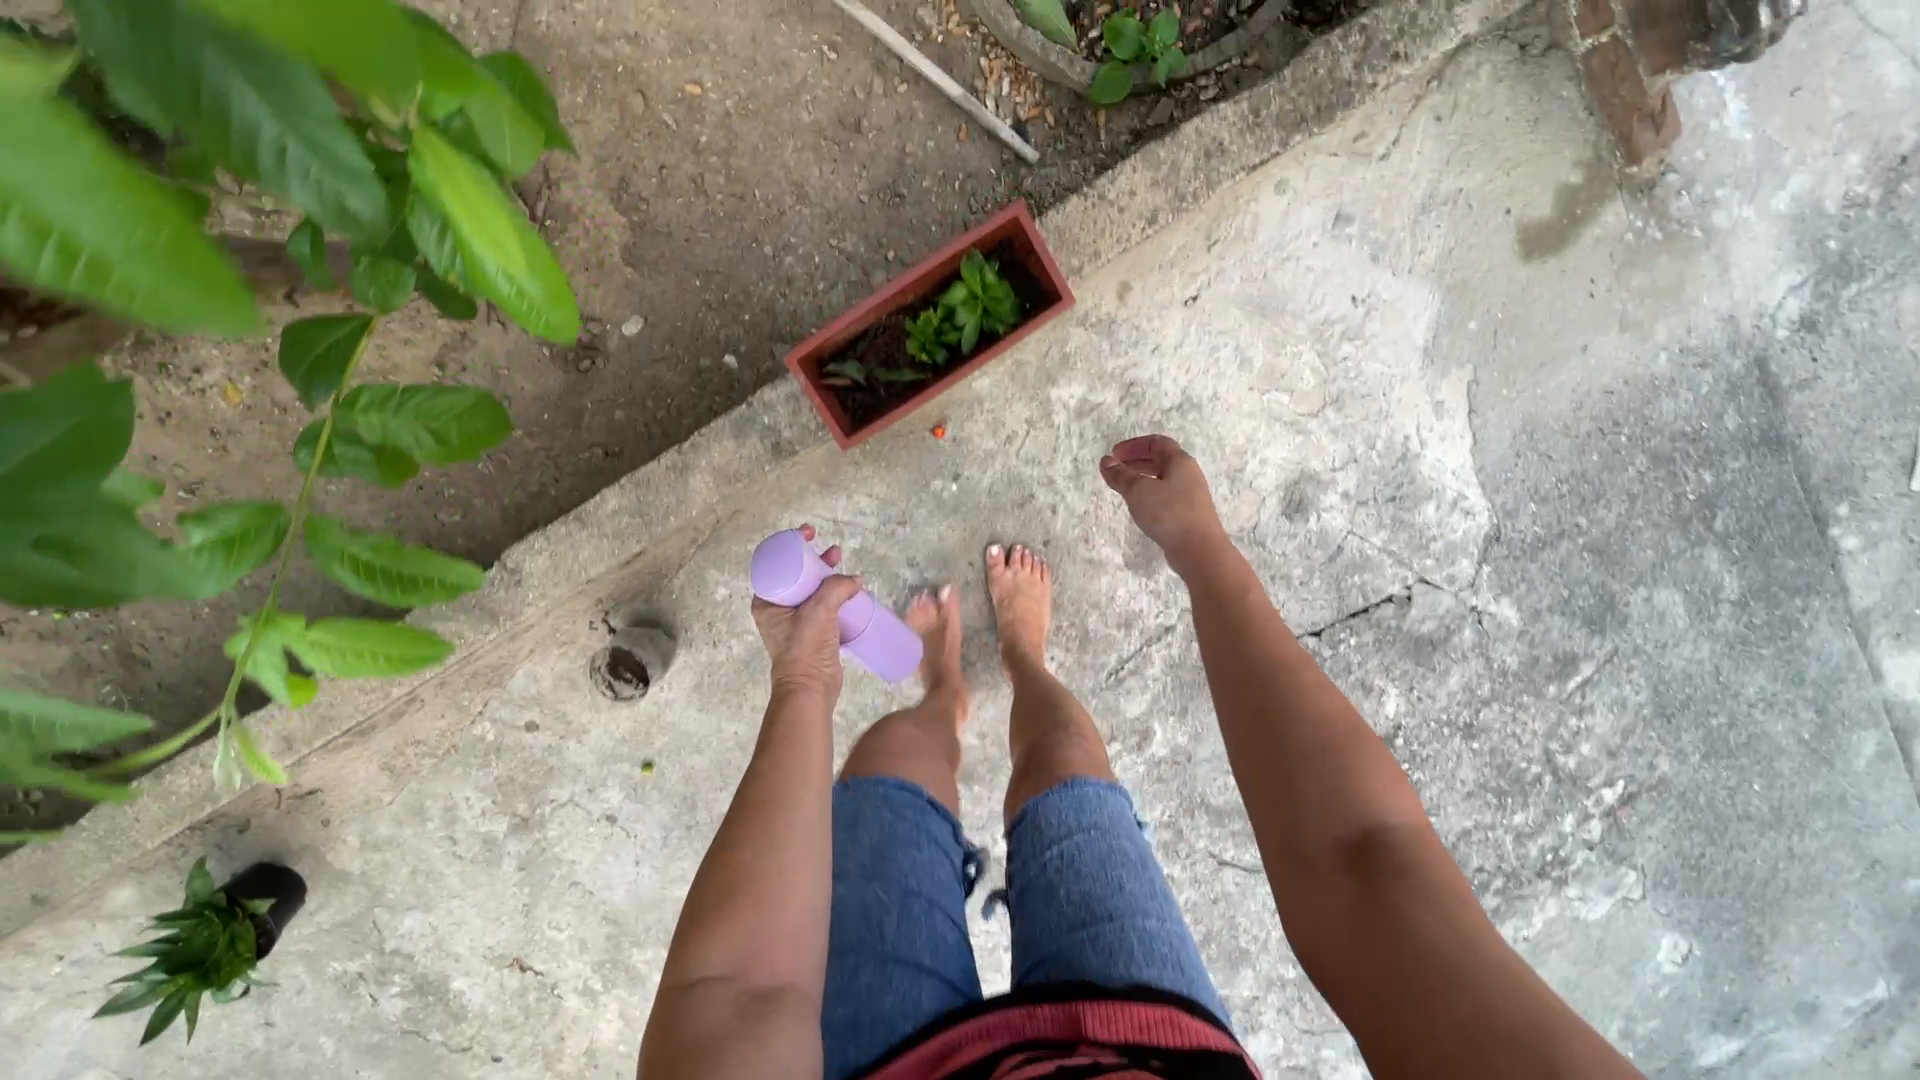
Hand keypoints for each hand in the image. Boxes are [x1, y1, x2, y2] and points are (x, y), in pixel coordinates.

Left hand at [751, 524, 864, 698]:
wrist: (811, 687)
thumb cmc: (805, 648)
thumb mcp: (818, 611)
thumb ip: (836, 588)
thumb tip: (856, 581)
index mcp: (767, 601)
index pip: (777, 563)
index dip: (792, 545)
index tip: (808, 533)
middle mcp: (778, 609)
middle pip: (797, 574)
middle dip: (814, 559)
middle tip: (832, 551)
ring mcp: (796, 621)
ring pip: (812, 589)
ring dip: (827, 575)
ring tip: (843, 564)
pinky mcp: (814, 632)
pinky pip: (824, 605)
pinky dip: (835, 594)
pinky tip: (850, 589)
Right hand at [1100, 435, 1231, 576]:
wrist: (1199, 549)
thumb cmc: (1169, 513)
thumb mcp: (1138, 491)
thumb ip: (1121, 475)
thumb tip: (1106, 461)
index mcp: (1179, 461)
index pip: (1156, 443)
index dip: (1133, 445)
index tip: (1114, 454)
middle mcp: (1188, 473)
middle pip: (1161, 459)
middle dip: (1136, 460)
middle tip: (1115, 468)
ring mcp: (1190, 494)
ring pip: (1163, 478)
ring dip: (1142, 477)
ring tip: (1124, 487)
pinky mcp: (1188, 512)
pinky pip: (1166, 494)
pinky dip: (1150, 493)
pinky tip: (1140, 505)